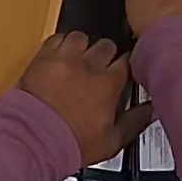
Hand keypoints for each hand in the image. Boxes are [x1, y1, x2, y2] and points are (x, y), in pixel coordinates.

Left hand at [19, 32, 154, 166]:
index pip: (128, 60)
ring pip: (82, 36)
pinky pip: (57, 38)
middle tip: (100, 68)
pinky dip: (61, 44)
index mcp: (108, 84)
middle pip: (107, 45)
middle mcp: (89, 66)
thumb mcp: (111, 142)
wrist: (31, 141)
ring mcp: (65, 59)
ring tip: (79, 59)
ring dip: (83, 46)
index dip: (126, 64)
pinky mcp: (43, 57)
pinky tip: (61, 57)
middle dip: (106, 55)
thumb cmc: (68, 143)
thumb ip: (135, 122)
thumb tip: (150, 110)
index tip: (123, 71)